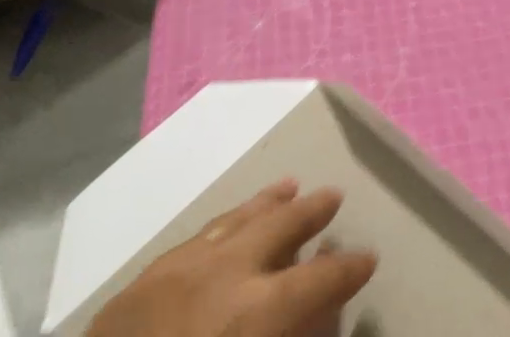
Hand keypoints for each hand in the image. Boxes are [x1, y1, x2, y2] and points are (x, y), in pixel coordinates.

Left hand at [88, 180, 376, 336]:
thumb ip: (293, 332)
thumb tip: (319, 312)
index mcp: (256, 310)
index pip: (319, 280)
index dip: (347, 269)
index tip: (368, 256)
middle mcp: (223, 274)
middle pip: (278, 228)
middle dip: (309, 211)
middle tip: (332, 194)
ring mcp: (178, 269)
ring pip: (233, 222)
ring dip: (264, 205)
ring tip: (286, 187)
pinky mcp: (141, 280)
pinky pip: (194, 239)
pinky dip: (221, 226)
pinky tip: (226, 226)